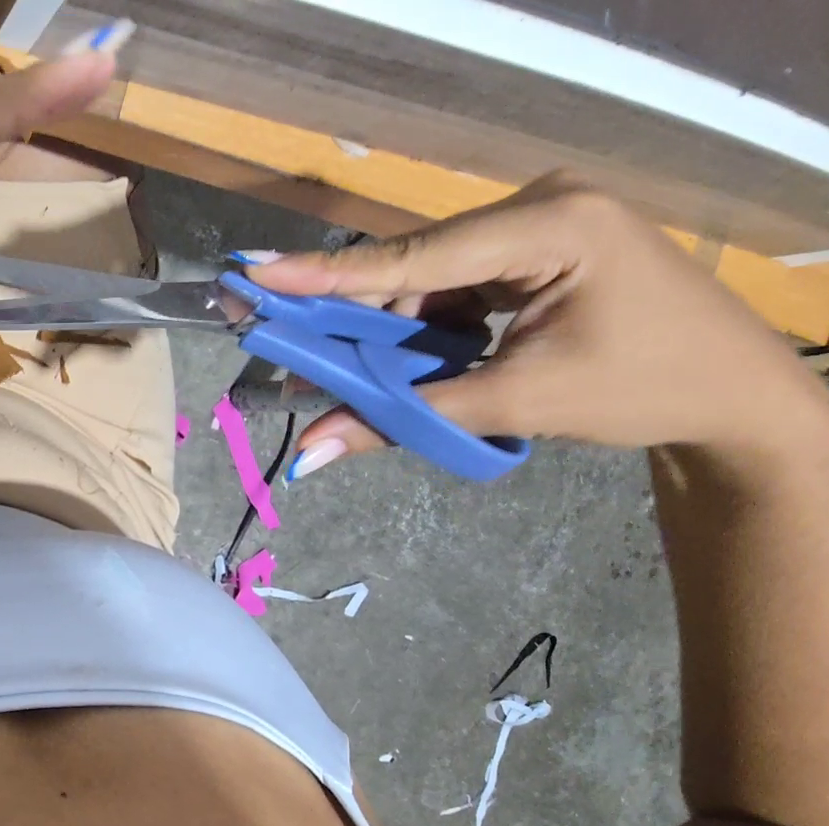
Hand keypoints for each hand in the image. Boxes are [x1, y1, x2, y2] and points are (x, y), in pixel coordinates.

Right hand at [247, 174, 820, 474]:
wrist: (733, 395)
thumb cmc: (644, 391)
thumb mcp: (514, 405)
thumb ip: (402, 419)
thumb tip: (308, 456)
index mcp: (555, 227)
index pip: (416, 254)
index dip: (328, 273)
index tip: (253, 272)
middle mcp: (540, 208)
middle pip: (413, 264)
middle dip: (353, 315)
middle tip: (285, 348)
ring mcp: (536, 225)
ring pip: (424, 277)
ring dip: (383, 328)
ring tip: (336, 370)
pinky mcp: (530, 250)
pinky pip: (447, 286)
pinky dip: (416, 327)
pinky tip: (398, 357)